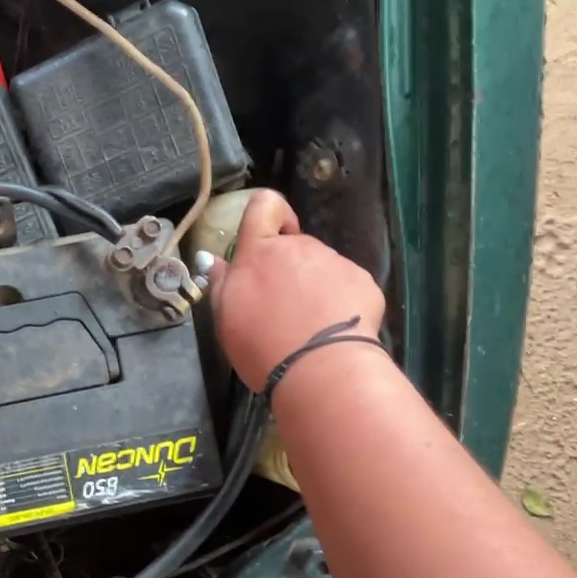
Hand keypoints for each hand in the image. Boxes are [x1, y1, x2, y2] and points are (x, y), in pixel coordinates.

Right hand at [200, 190, 385, 391]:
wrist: (321, 371)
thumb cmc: (262, 347)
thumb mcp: (226, 320)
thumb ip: (220, 284)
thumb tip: (213, 261)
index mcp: (258, 254)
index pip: (262, 206)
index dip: (267, 216)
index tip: (267, 241)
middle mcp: (298, 248)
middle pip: (291, 245)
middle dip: (286, 269)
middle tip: (280, 308)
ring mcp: (334, 262)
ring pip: (318, 266)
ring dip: (311, 287)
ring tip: (307, 325)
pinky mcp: (362, 280)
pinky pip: (345, 284)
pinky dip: (337, 302)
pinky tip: (330, 329)